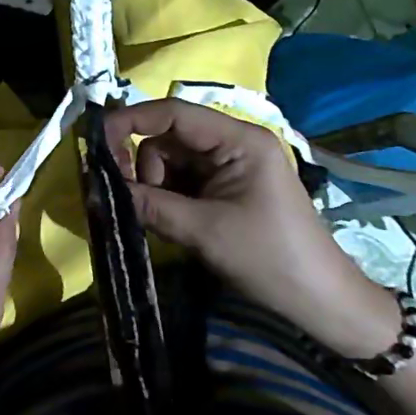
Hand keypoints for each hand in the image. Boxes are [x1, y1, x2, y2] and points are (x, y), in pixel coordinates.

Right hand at [104, 98, 398, 357]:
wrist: (319, 301)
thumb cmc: (270, 258)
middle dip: (146, 170)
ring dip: (156, 189)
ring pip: (169, 163)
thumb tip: (98, 188)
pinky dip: (167, 199)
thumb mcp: (204, 230)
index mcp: (238, 139)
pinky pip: (181, 182)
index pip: (174, 113)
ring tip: (168, 225)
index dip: (131, 121)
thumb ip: (149, 204)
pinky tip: (173, 225)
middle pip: (167, 139)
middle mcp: (232, 144)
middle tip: (138, 204)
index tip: (96, 142)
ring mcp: (229, 167)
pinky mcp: (225, 189)